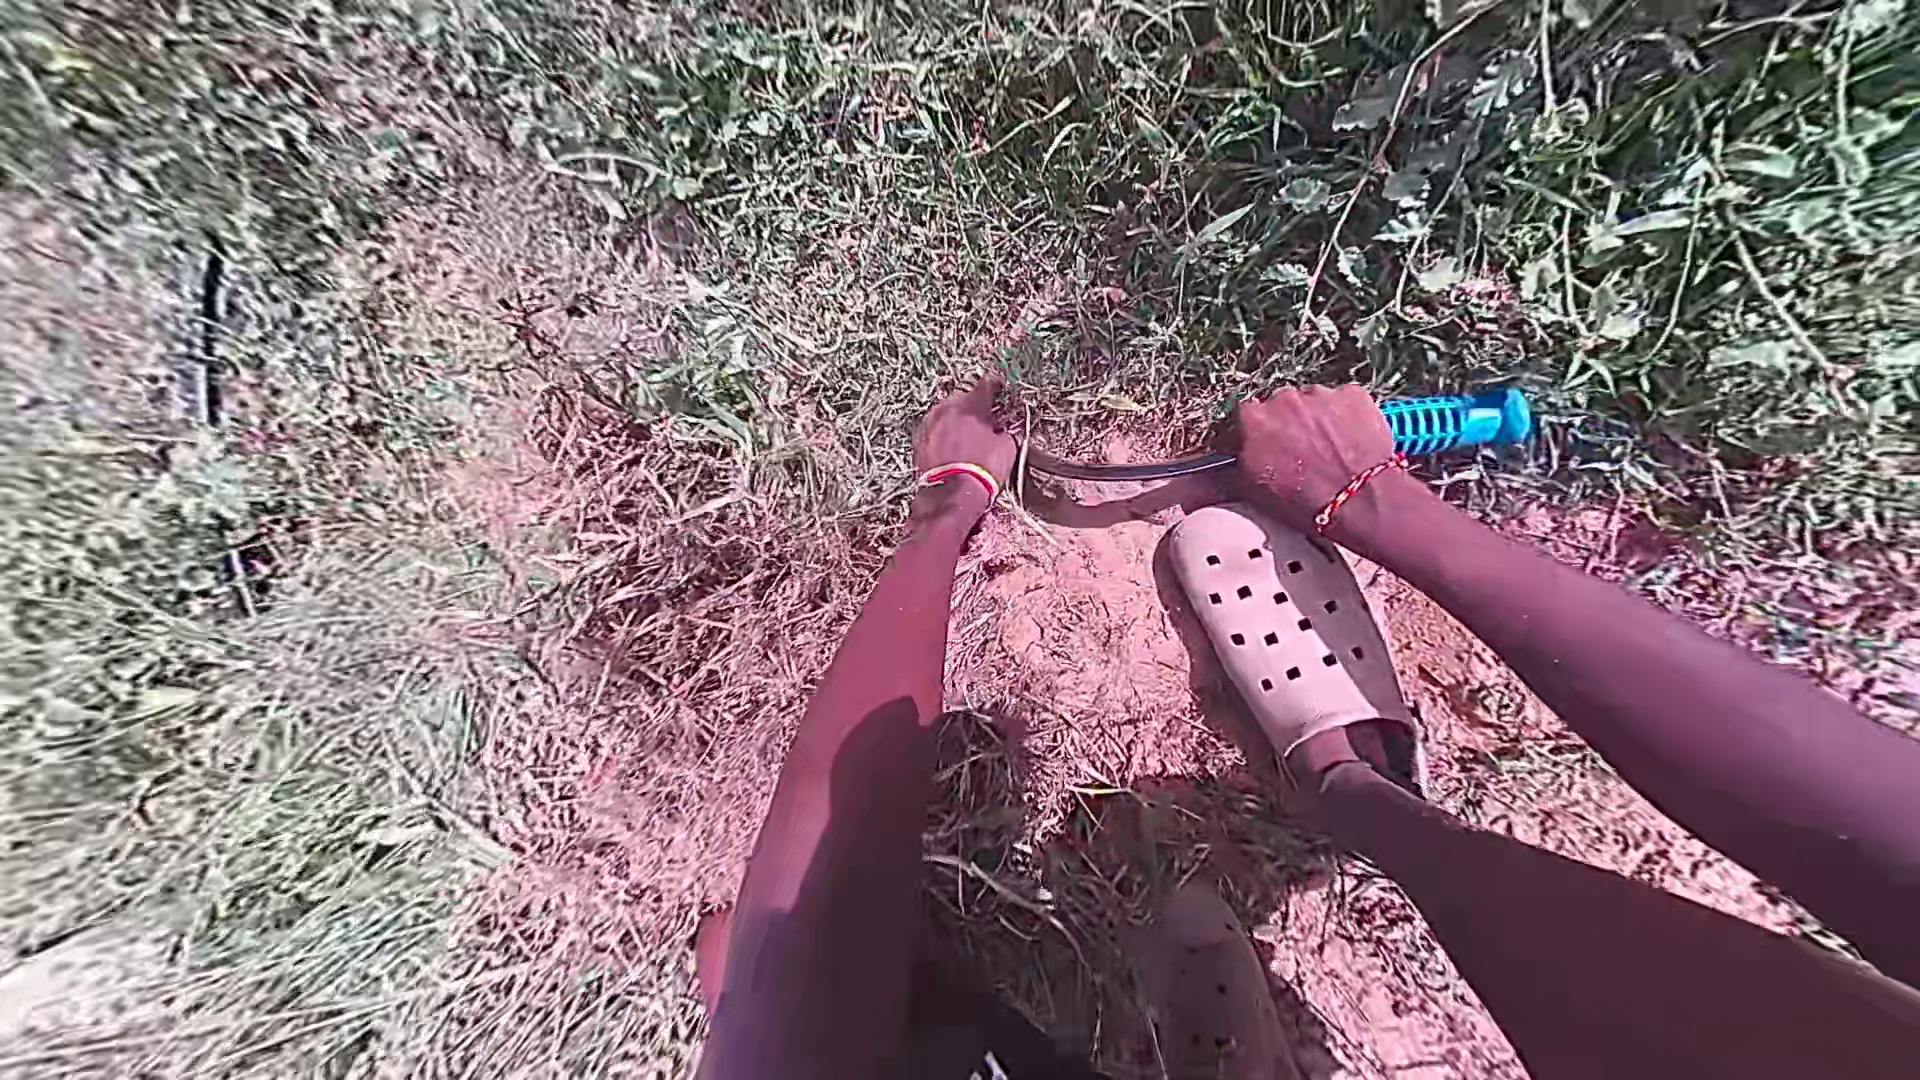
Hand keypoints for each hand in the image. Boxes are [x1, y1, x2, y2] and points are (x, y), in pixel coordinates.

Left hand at [912, 378, 1016, 521]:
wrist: (951, 495)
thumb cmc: (980, 471)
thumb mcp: (1007, 449)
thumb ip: (1006, 432)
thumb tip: (1005, 431)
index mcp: (971, 405)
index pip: (986, 385)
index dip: (995, 386)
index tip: (998, 387)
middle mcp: (947, 409)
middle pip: (962, 400)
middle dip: (973, 408)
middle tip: (984, 421)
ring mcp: (930, 424)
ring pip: (945, 415)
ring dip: (956, 422)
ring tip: (967, 437)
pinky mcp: (919, 441)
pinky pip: (934, 431)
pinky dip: (943, 436)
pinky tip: (952, 448)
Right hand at [1231, 385, 1404, 535]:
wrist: (1359, 501)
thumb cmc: (1303, 499)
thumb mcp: (1249, 490)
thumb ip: (1224, 473)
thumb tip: (1194, 487)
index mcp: (1253, 419)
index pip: (1245, 416)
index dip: (1254, 433)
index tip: (1262, 446)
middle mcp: (1284, 399)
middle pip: (1279, 405)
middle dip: (1285, 423)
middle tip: (1296, 451)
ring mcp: (1321, 395)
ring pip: (1311, 401)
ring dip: (1314, 418)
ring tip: (1325, 448)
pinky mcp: (1353, 396)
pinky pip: (1342, 401)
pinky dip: (1343, 415)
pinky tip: (1346, 439)